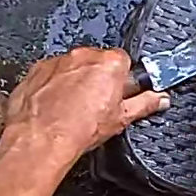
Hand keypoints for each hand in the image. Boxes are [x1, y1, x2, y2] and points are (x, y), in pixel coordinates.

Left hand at [0, 47, 168, 168]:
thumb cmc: (78, 130)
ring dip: (74, 83)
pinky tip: (55, 108)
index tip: (119, 94)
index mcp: (109, 63)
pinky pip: (50, 75)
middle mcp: (82, 56)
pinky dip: (52, 88)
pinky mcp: (36, 71)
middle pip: (97, 63)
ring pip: (72, 68)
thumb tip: (159, 99)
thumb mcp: (121, 119)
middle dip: (97, 80)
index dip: (122, 80)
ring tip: (73, 110)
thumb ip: (144, 104)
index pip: (124, 62)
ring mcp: (57, 62)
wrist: (40, 139)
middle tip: (96, 106)